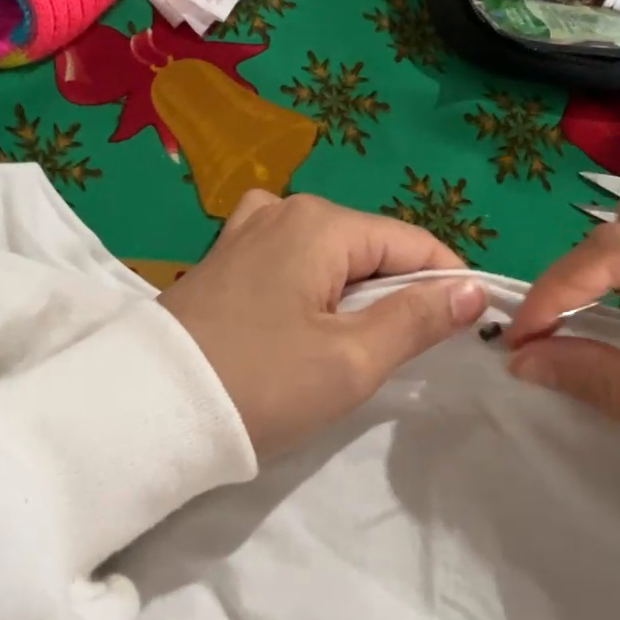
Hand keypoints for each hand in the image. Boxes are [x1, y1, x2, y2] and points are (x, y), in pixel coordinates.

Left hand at [160, 191, 489, 460]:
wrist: (149, 410)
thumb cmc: (259, 385)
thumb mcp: (352, 360)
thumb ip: (417, 318)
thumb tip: (471, 289)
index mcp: (321, 223)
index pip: (412, 242)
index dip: (447, 283)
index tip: (465, 330)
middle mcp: (284, 209)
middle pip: (370, 245)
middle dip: (397, 291)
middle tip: (401, 355)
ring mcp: (247, 229)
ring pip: (331, 255)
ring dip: (354, 294)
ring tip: (352, 346)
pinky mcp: (224, 257)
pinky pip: (291, 259)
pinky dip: (312, 287)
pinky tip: (304, 319)